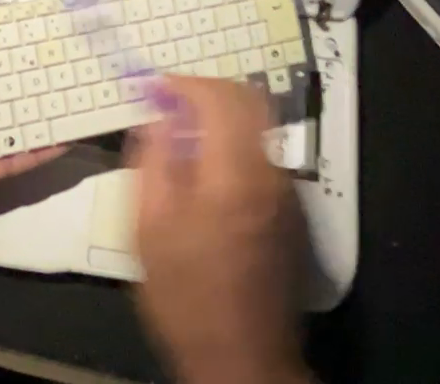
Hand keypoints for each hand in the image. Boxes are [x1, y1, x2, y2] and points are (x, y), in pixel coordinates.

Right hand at [129, 77, 307, 383]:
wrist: (241, 359)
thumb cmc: (185, 295)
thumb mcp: (148, 227)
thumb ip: (153, 159)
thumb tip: (158, 114)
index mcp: (233, 173)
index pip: (219, 97)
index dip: (184, 83)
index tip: (155, 88)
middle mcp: (269, 172)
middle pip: (248, 99)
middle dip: (206, 90)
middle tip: (170, 102)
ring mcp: (286, 191)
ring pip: (259, 124)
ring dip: (221, 114)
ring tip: (182, 134)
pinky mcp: (291, 209)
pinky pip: (263, 153)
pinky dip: (235, 140)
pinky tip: (206, 168)